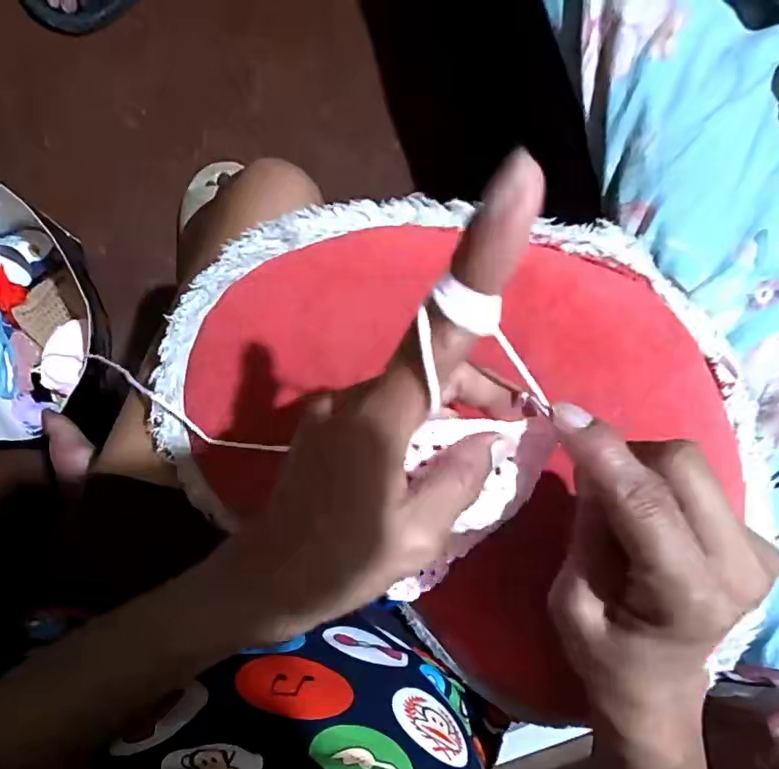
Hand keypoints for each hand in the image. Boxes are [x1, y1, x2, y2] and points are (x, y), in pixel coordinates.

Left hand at [208, 150, 545, 640]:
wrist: (262, 582)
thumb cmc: (338, 568)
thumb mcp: (416, 540)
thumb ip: (459, 479)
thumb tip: (487, 436)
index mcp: (380, 420)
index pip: (441, 324)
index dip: (484, 250)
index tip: (516, 177)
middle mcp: (354, 396)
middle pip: (435, 358)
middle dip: (481, 382)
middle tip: (514, 427)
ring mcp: (333, 405)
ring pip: (412, 383)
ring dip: (451, 403)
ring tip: (477, 450)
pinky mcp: (325, 421)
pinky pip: (387, 403)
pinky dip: (419, 417)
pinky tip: (432, 453)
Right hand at [548, 410, 778, 768]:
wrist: (659, 689)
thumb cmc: (604, 656)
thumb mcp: (570, 601)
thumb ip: (587, 532)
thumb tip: (594, 465)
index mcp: (689, 594)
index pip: (646, 502)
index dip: (603, 451)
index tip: (563, 414)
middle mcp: (742, 565)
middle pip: (684, 465)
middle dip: (626, 454)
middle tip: (587, 474)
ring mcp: (762, 550)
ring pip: (695, 468)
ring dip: (643, 468)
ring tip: (614, 505)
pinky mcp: (762, 540)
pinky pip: (703, 486)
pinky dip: (662, 486)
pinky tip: (646, 520)